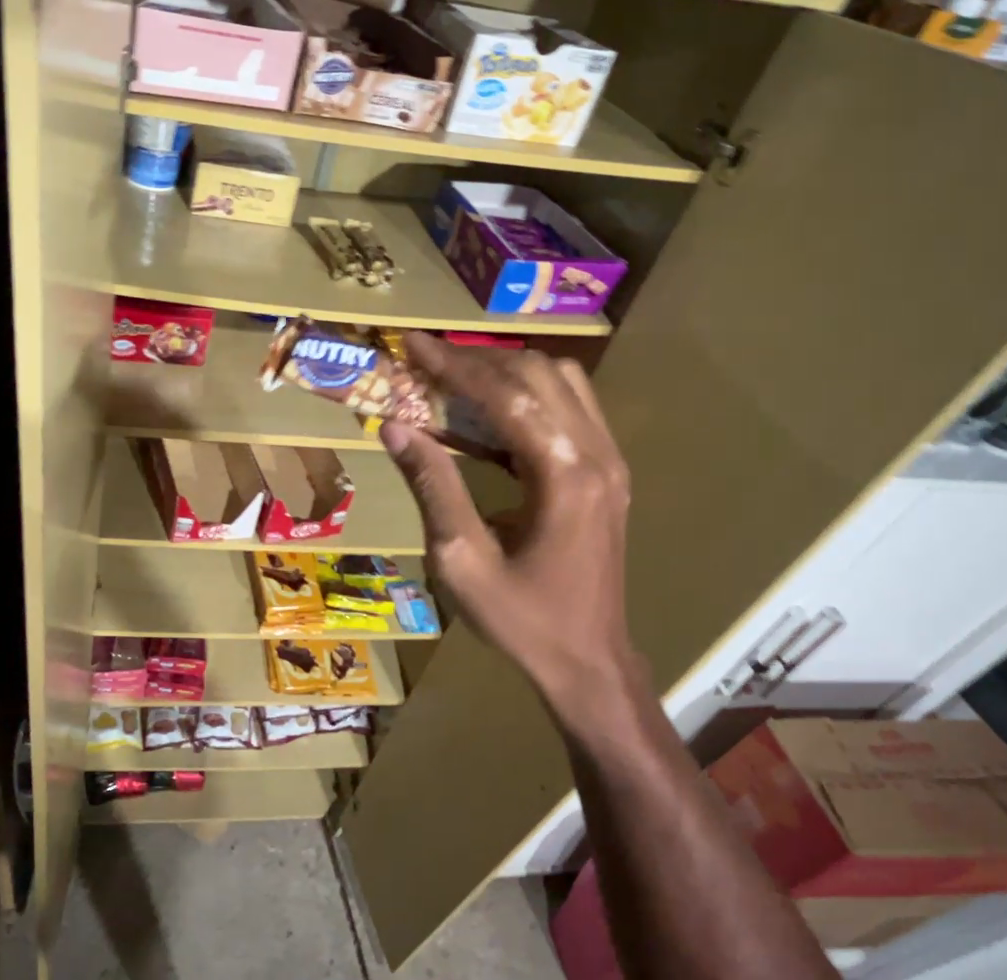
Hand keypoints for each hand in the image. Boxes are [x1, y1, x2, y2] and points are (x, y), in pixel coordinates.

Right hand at [379, 332, 635, 703]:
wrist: (590, 662)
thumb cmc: (522, 619)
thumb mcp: (462, 559)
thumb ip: (433, 486)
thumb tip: (396, 427)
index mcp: (564, 475)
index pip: (506, 394)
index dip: (454, 364)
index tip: (412, 344)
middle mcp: (597, 455)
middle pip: (538, 374)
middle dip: (478, 358)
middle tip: (426, 359)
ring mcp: (611, 462)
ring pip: (563, 383)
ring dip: (508, 370)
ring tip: (455, 377)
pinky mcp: (609, 474)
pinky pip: (572, 409)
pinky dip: (530, 395)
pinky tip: (492, 413)